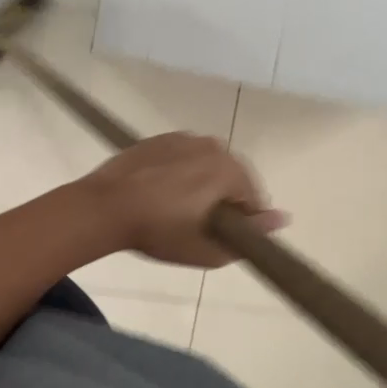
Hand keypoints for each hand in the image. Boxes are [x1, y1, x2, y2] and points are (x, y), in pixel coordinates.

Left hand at [79, 133, 285, 267]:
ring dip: (201, 183)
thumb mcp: (208, 249)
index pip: (253, 199)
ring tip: (177, 209)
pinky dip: (179, 171)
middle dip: (222, 199)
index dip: (240, 222)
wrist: (103, 206)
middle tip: (196, 225)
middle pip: (231, 177)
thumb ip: (252, 235)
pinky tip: (161, 191)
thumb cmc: (157, 231)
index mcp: (229, 170)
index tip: (218, 237)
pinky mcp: (156, 139)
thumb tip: (283, 218)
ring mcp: (181, 138)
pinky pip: (181, 156)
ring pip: (206, 165)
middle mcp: (211, 146)